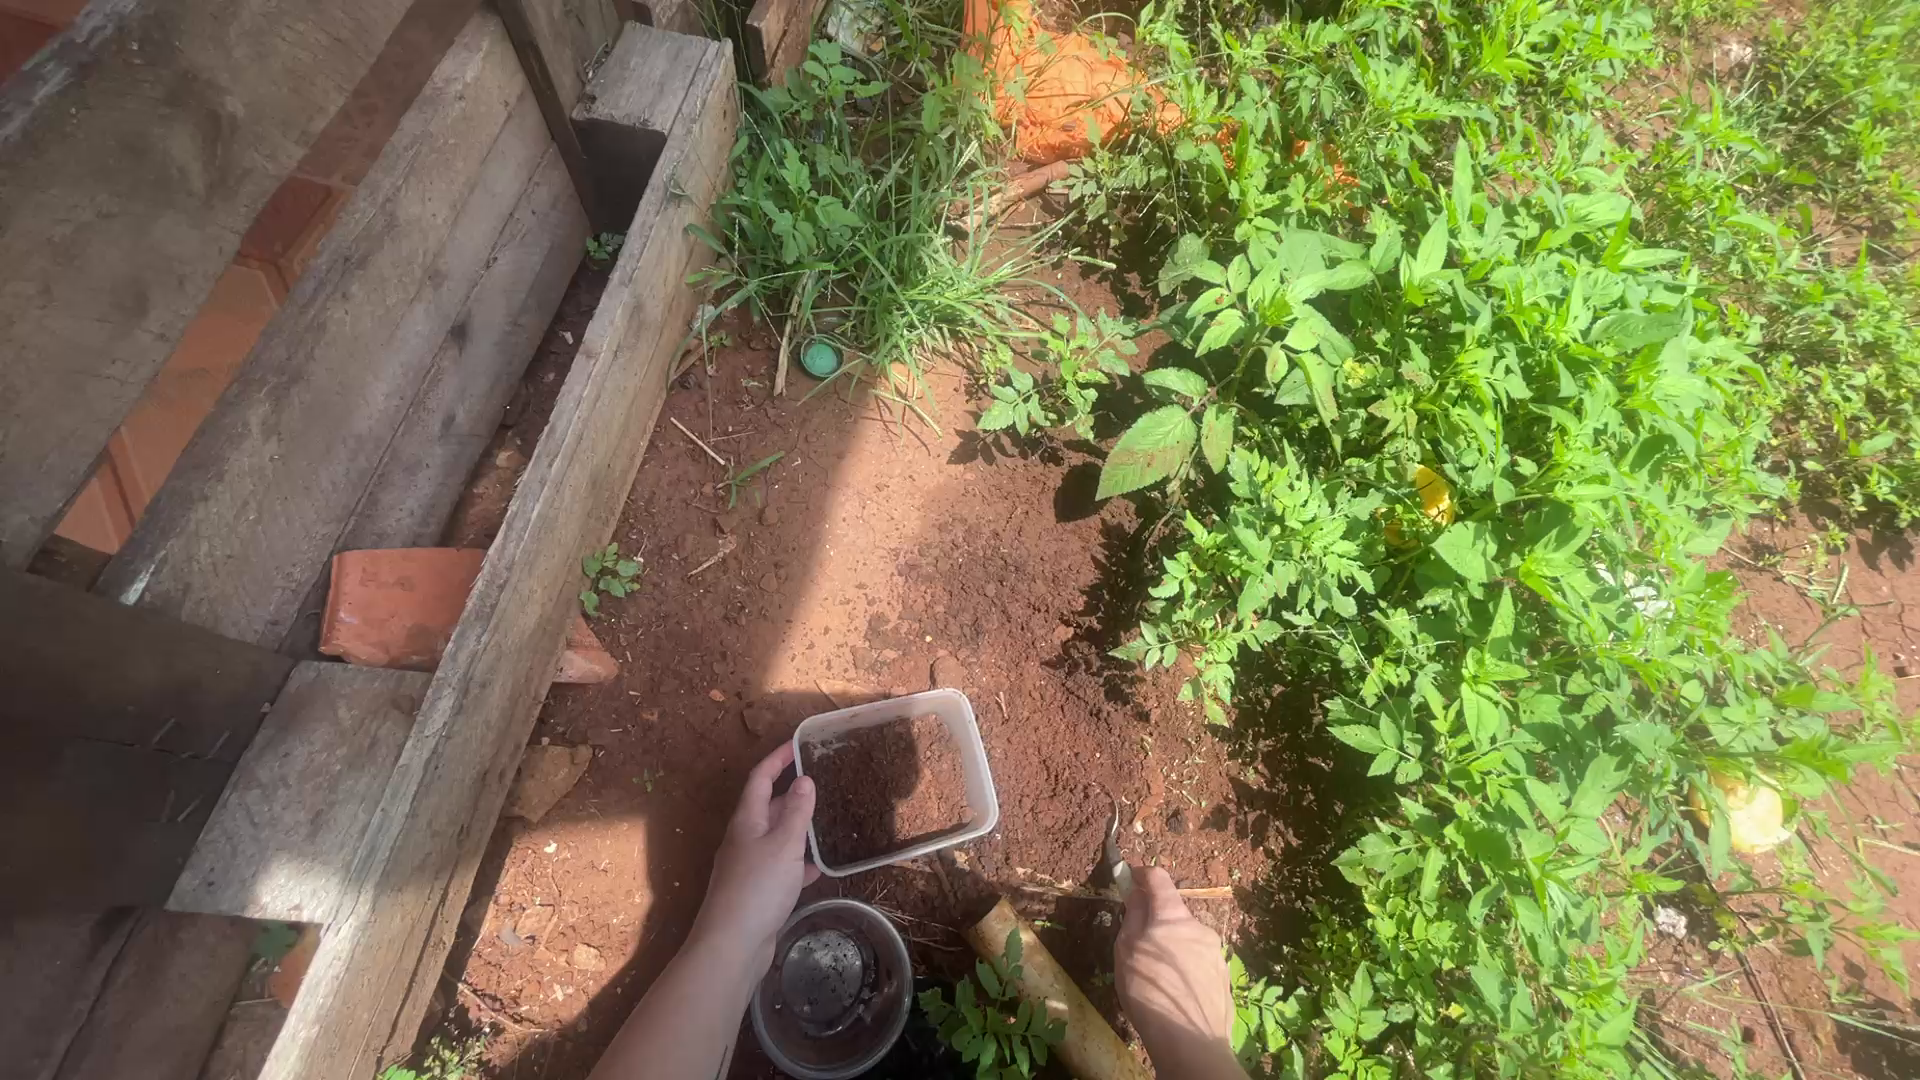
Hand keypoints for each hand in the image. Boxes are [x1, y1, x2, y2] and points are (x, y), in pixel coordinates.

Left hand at [690, 742, 817, 969]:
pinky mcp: (758, 891)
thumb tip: (804, 780)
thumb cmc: (757, 887)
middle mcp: (745, 838)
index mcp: (747, 820)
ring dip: (799, 827)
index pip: (760, 778)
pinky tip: (819, 867)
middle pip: (769, 806)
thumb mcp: (784, 844)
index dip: (778, 758)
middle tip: (823, 781)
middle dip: (793, 792)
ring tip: (828, 818)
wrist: (731, 947)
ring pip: (777, 836)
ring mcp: (749, 866)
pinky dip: (800, 861)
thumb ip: (797, 812)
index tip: (798, 744)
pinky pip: (782, 865)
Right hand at [1116, 865, 1243, 1079]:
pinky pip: (1200, 963)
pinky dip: (1186, 968)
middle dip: (1157, 921)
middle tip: (1139, 945)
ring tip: (1159, 977)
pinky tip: (1177, 993)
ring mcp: (1216, 954)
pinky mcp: (1224, 980)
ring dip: (1173, 947)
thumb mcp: (1127, 948)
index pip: (1159, 878)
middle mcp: (1200, 928)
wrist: (1190, 1042)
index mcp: (1173, 916)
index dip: (1142, 873)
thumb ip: (1133, 915)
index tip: (1130, 878)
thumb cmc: (1149, 989)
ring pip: (1188, 940)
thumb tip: (1137, 893)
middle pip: (1174, 914)